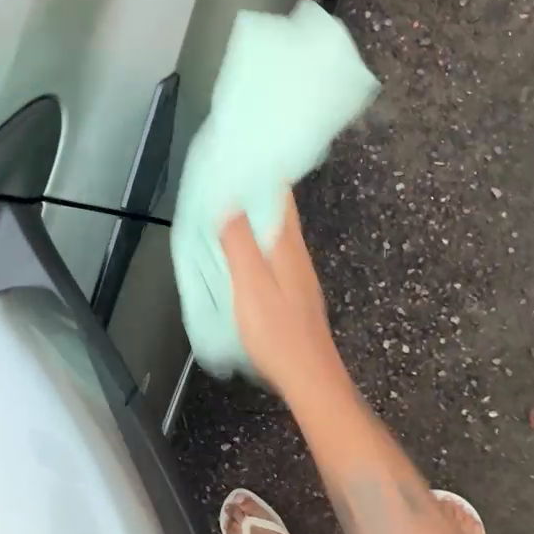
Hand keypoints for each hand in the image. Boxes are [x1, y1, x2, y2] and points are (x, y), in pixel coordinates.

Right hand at [219, 192, 348, 400]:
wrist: (309, 376)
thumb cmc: (277, 332)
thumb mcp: (250, 285)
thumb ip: (238, 243)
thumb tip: (227, 201)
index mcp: (286, 245)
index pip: (278, 195)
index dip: (260, 173)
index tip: (238, 157)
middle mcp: (295, 253)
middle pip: (277, 211)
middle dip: (253, 192)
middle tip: (224, 178)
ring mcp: (297, 273)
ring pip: (274, 233)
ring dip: (253, 217)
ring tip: (226, 208)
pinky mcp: (293, 291)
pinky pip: (272, 253)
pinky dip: (255, 242)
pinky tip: (240, 251)